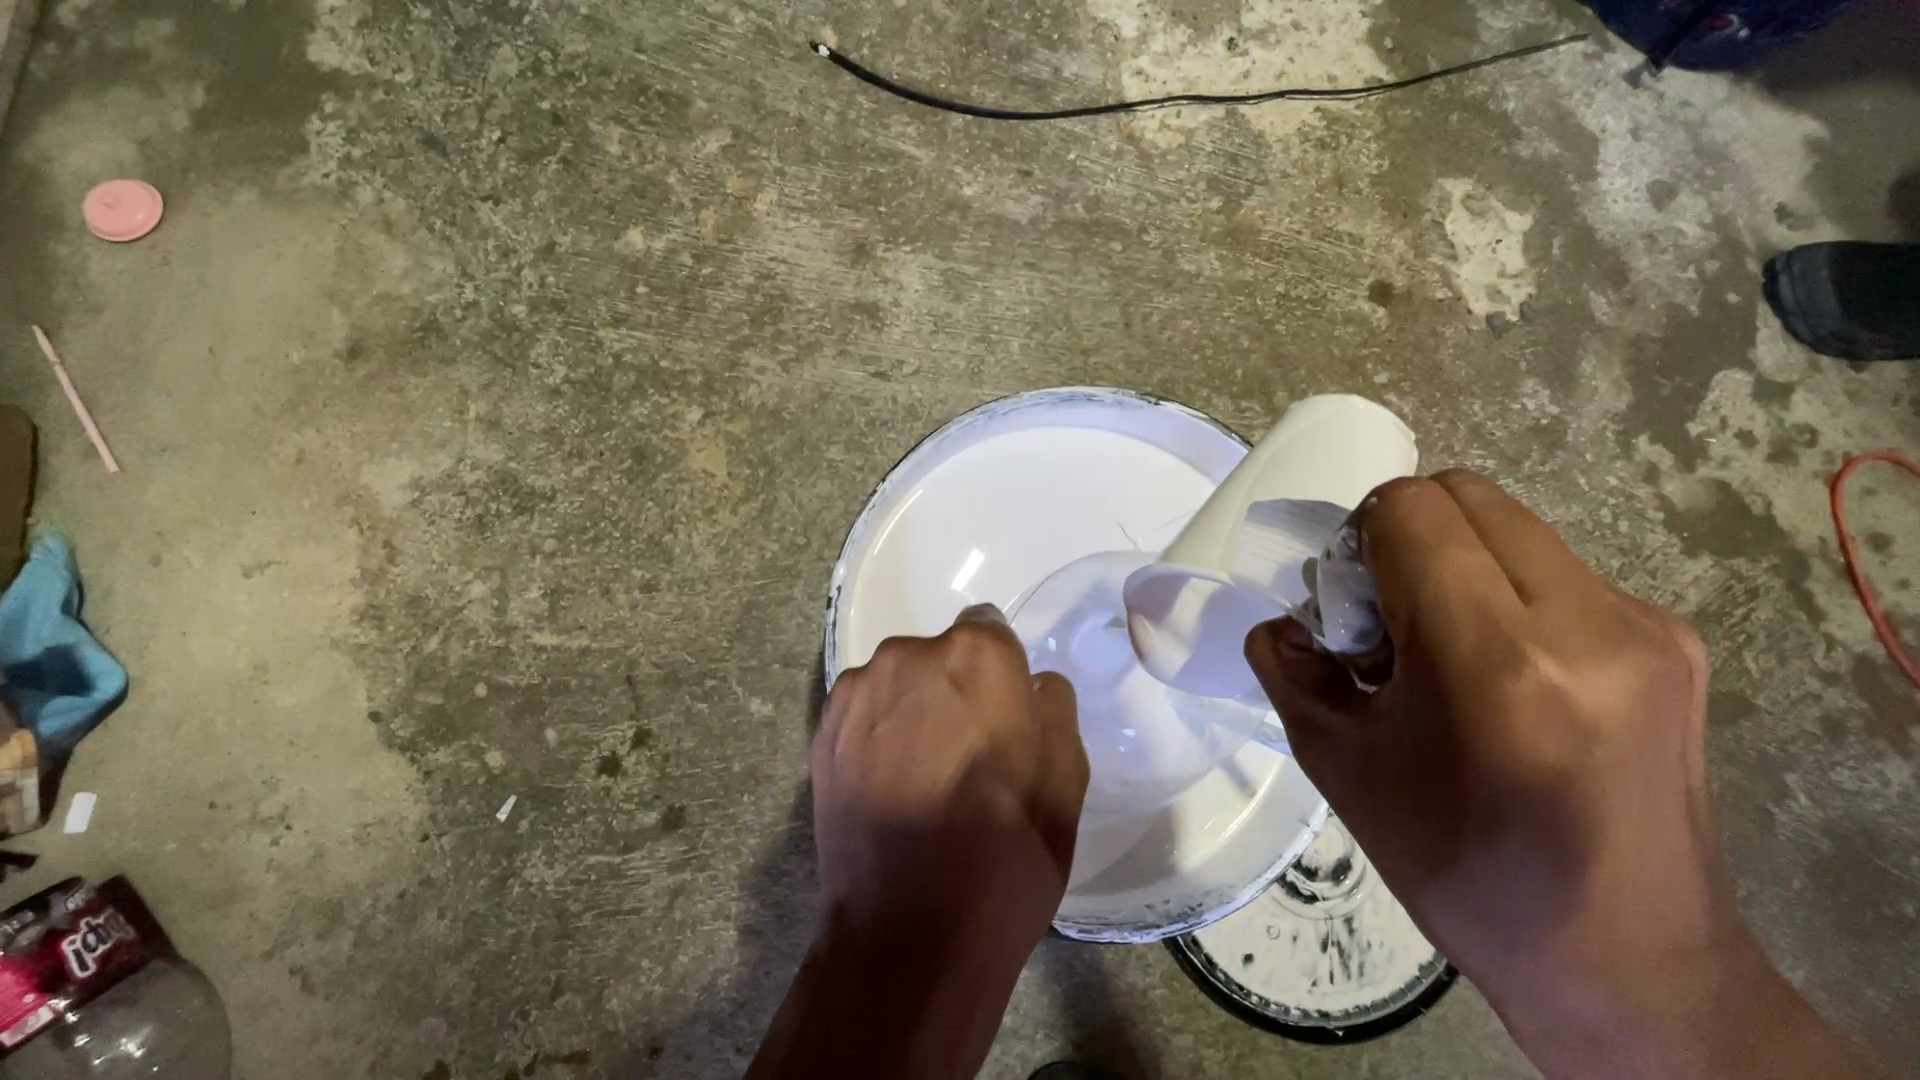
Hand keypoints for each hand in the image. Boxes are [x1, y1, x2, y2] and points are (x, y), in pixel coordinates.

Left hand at [810, 603, 1085, 965]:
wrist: (906, 937)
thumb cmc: (1004, 859)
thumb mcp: (1065, 784)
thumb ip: (1054, 710)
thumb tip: (1033, 684)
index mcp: (975, 658)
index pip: (991, 629)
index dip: (1001, 673)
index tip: (1005, 718)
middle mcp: (907, 657)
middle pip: (941, 655)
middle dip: (956, 689)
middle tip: (968, 757)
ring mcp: (855, 695)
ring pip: (899, 683)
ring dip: (913, 710)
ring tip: (924, 778)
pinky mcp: (820, 735)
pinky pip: (864, 713)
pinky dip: (879, 735)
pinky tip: (891, 789)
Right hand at [1246, 470, 1866, 1077]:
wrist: (1621, 958)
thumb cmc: (1459, 867)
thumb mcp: (1339, 764)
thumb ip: (1292, 667)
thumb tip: (1288, 618)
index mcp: (1495, 659)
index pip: (1409, 510)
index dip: (1358, 536)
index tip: (1348, 599)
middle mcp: (1587, 622)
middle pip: (1466, 495)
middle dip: (1405, 532)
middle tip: (1386, 611)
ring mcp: (1647, 626)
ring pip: (1515, 526)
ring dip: (1458, 560)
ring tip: (1445, 646)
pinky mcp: (1679, 641)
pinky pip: (1561, 570)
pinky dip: (1509, 591)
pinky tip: (1506, 673)